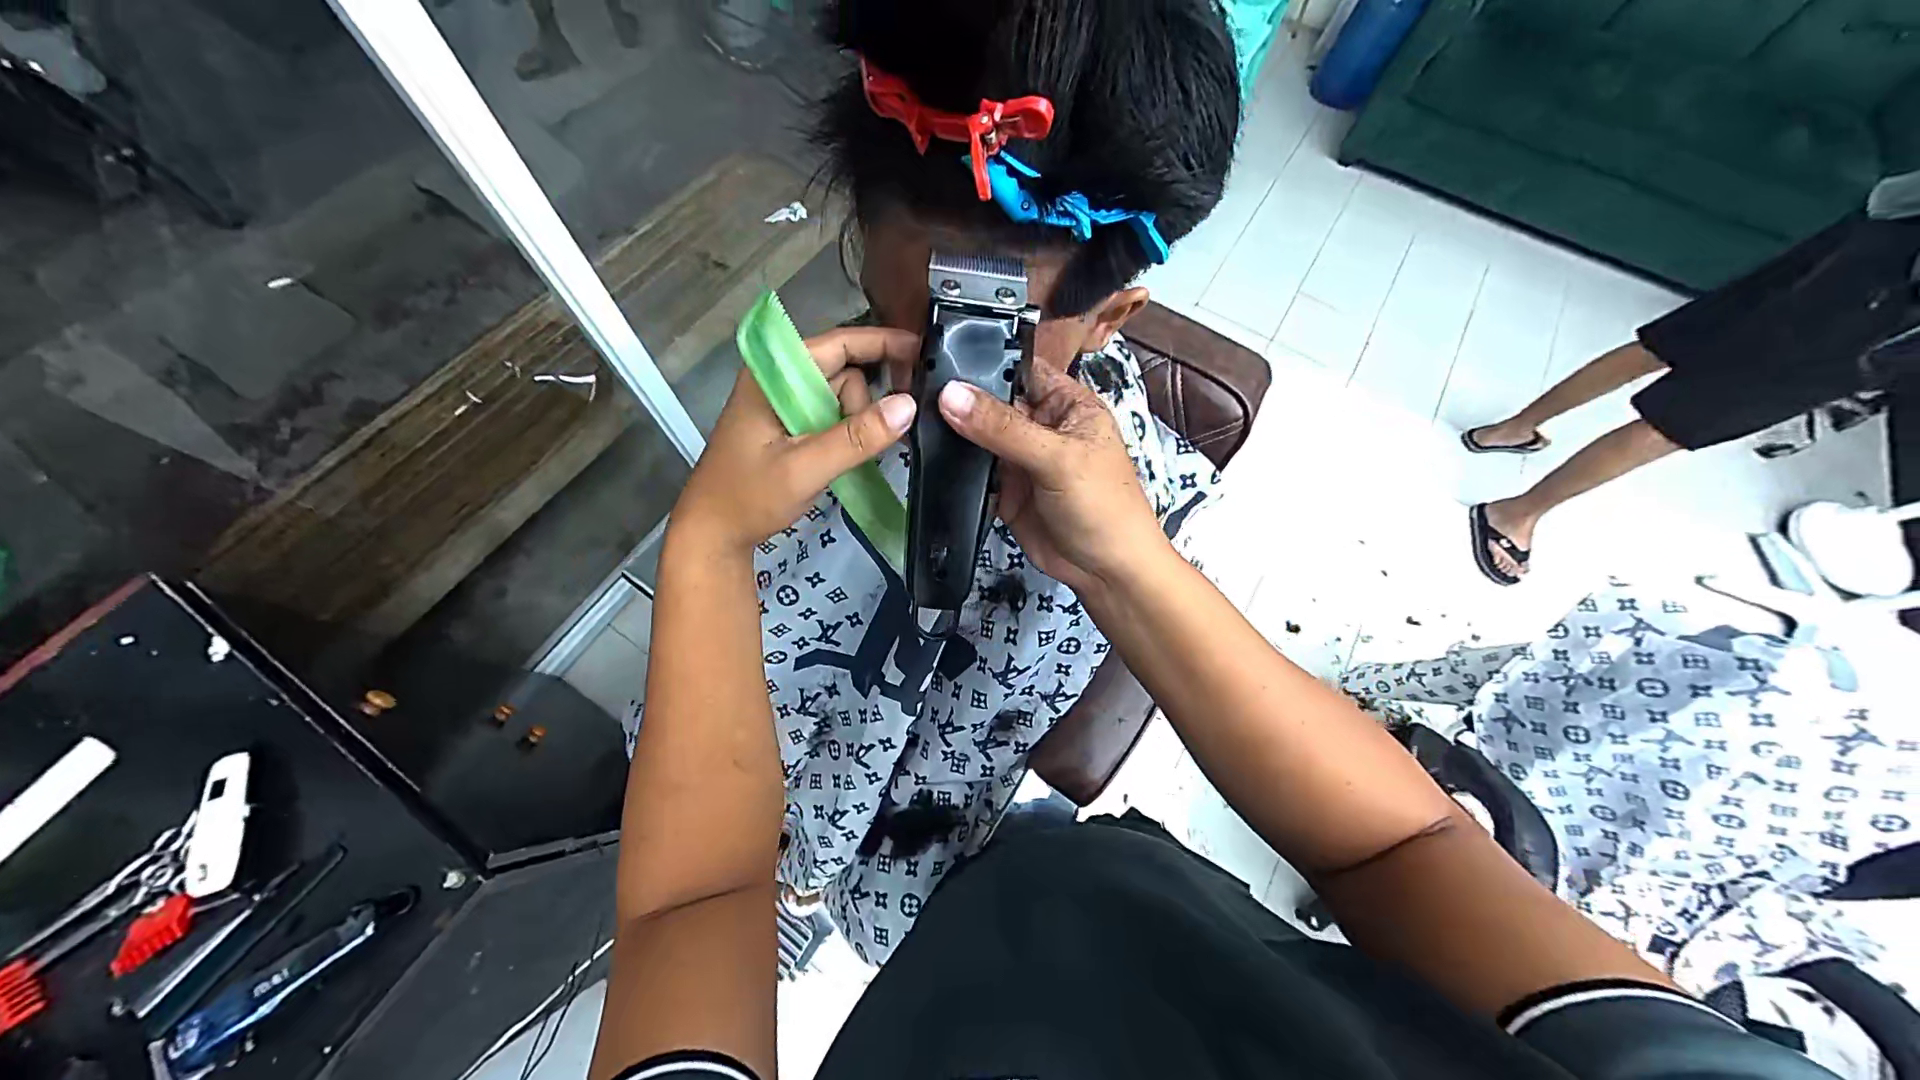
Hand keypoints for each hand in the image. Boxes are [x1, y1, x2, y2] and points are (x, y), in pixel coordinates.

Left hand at [672, 327, 919, 554]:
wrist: (714, 533)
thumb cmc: (749, 497)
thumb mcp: (805, 468)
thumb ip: (856, 438)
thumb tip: (908, 405)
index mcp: (774, 376)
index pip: (837, 343)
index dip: (881, 343)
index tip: (922, 350)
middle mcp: (780, 381)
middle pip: (845, 372)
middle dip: (865, 403)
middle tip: (873, 441)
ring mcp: (785, 404)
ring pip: (844, 398)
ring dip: (857, 424)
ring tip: (847, 460)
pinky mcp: (791, 426)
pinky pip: (834, 417)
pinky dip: (849, 433)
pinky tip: (850, 456)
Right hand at [938, 363, 1171, 596]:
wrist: (1105, 571)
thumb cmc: (1103, 506)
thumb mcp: (1056, 458)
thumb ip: (1004, 428)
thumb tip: (953, 396)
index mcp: (1065, 403)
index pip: (1019, 368)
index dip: (984, 362)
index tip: (939, 357)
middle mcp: (1040, 426)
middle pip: (992, 402)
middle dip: (961, 400)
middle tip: (917, 392)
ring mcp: (1020, 459)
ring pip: (978, 437)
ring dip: (955, 435)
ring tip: (918, 423)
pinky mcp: (1004, 490)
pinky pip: (974, 472)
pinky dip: (956, 469)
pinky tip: (930, 457)